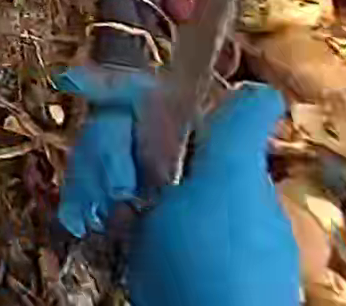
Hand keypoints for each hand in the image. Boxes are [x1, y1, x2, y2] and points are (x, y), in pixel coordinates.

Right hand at [58, 70, 298, 305]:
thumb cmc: (220, 261)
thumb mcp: (232, 190)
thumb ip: (238, 133)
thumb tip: (265, 88)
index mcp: (210, 156)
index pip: (154, 100)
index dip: (120, 92)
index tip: (81, 84)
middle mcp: (181, 171)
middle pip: (121, 126)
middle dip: (105, 150)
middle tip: (115, 186)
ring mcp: (153, 200)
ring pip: (103, 157)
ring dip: (91, 177)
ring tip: (98, 212)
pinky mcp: (129, 224)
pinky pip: (95, 190)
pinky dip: (84, 199)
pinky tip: (88, 219)